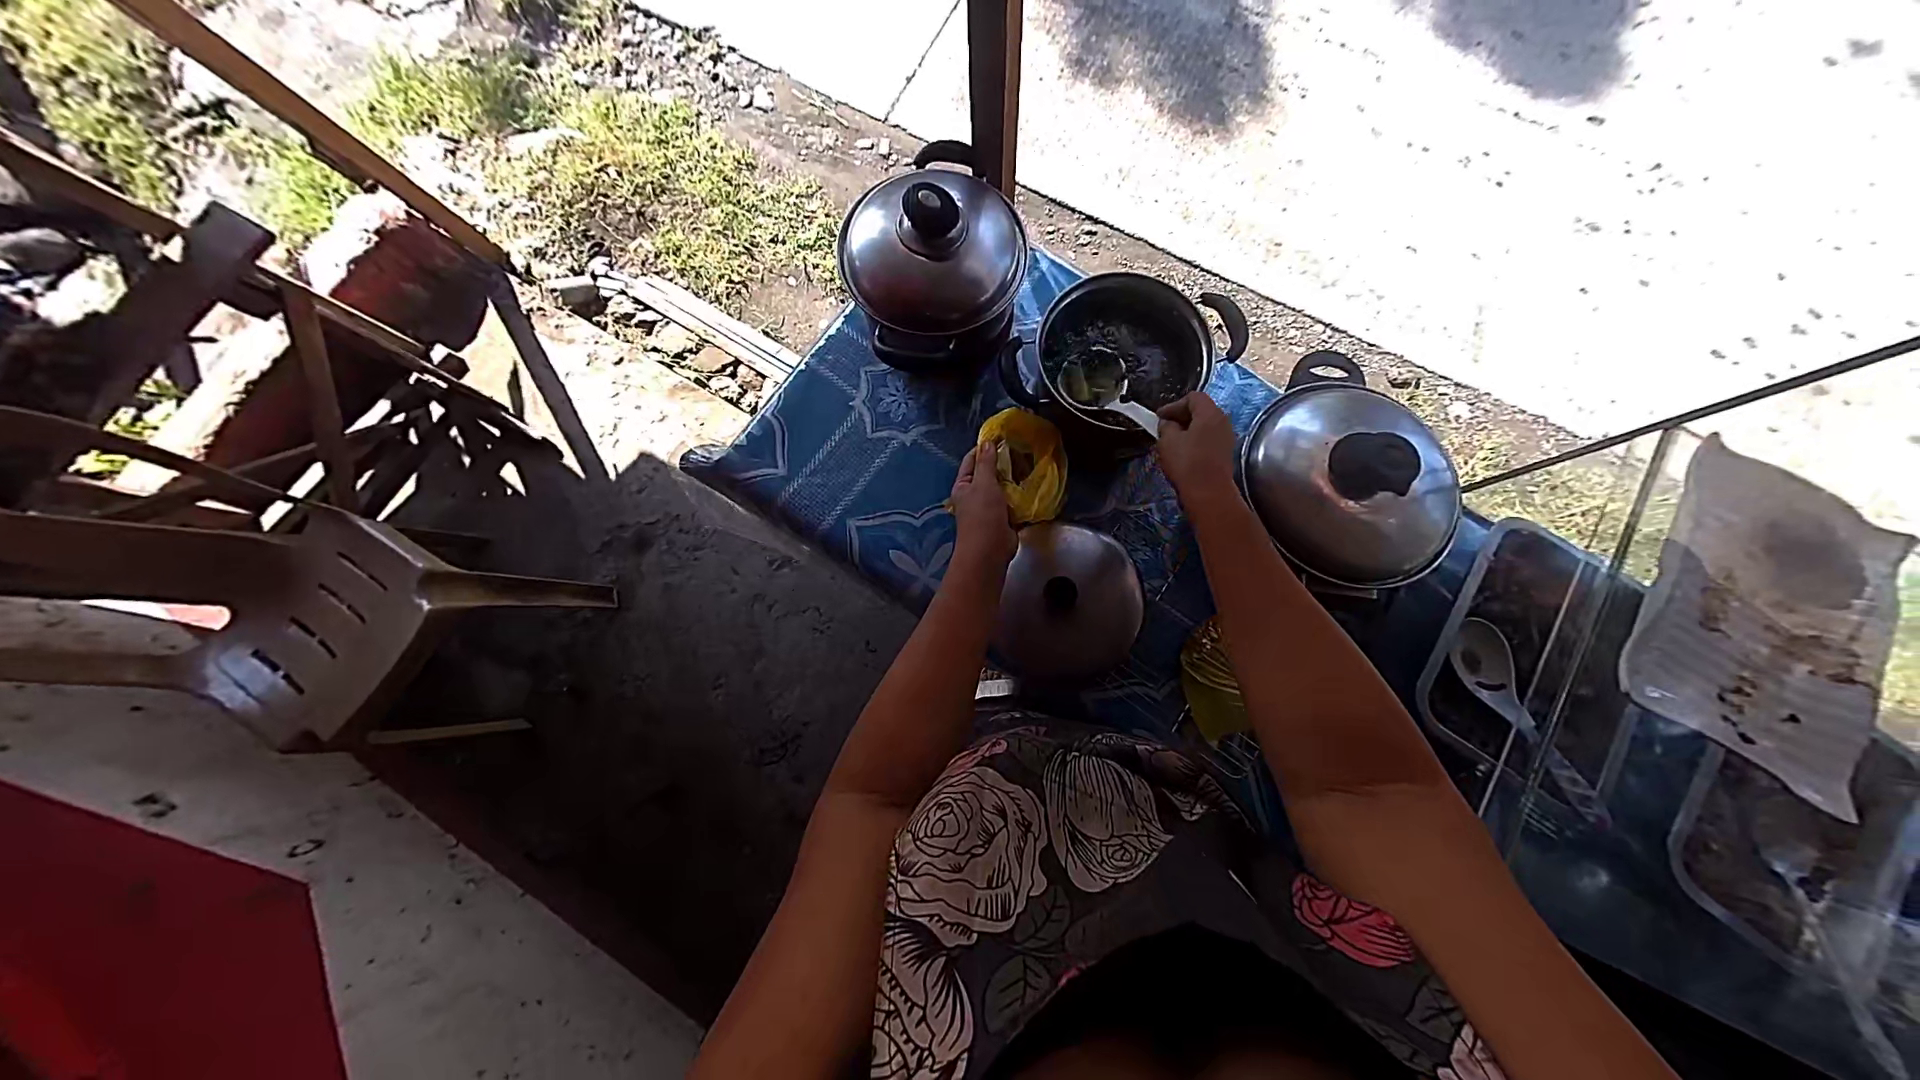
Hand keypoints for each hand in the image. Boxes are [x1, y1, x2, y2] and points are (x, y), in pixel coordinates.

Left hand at [950, 440, 1016, 569]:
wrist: (990, 551)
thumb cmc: (982, 515)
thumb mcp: (984, 483)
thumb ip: (986, 462)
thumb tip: (987, 442)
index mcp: (963, 486)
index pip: (972, 460)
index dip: (985, 448)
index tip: (1002, 438)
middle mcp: (973, 495)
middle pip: (988, 474)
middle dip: (1003, 463)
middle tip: (1021, 450)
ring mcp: (988, 508)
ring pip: (1002, 487)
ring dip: (1013, 479)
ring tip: (1029, 465)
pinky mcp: (1002, 518)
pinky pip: (1011, 502)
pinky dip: (1019, 495)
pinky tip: (1031, 485)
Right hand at [1156, 392, 1236, 505]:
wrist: (1208, 493)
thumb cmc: (1187, 463)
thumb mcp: (1167, 441)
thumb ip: (1166, 426)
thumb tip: (1168, 423)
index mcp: (1210, 414)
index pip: (1193, 397)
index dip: (1173, 405)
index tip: (1159, 416)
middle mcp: (1222, 421)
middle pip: (1201, 410)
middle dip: (1181, 416)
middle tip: (1164, 426)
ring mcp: (1226, 438)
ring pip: (1205, 425)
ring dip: (1188, 429)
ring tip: (1171, 440)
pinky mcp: (1225, 453)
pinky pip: (1208, 438)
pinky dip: (1195, 440)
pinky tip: (1182, 452)